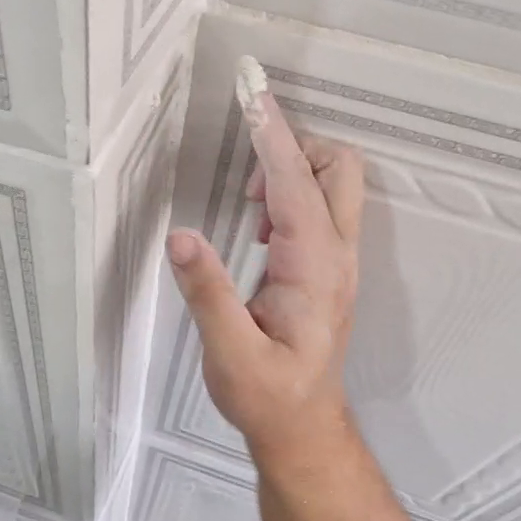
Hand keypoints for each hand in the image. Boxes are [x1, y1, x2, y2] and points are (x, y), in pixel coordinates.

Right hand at [166, 77, 363, 450]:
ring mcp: (339, 262)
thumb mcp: (229, 353)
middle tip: (245, 179)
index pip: (294, 184)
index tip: (251, 92)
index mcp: (315, 269)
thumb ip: (208, 293)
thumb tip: (181, 236)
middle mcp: (337, 255)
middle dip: (295, 148)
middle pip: (339, 167)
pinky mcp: (330, 270)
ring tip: (246, 208)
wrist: (303, 429)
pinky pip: (322, 208)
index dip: (271, 136)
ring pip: (335, 184)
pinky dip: (291, 196)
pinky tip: (260, 231)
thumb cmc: (266, 397)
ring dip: (292, 172)